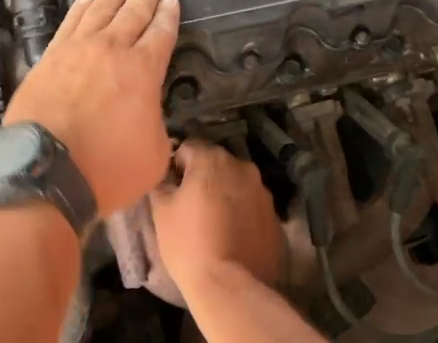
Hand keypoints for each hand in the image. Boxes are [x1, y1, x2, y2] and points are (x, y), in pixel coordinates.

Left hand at [2, 0, 180, 217]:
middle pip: (133, 11)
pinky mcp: (50, 56)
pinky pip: (70, 23)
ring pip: (100, 10)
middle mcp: (112, 50)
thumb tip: (149, 116)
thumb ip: (156, 126)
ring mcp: (78, 49)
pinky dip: (80, 9)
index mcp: (144, 71)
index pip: (161, 33)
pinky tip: (85, 0)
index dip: (168, 14)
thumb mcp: (153, 156)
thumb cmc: (105, 168)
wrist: (43, 169)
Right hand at [150, 141, 282, 294]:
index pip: (188, 148)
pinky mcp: (276, 218)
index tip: (173, 190)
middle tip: (191, 207)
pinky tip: (233, 237)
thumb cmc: (189, 244)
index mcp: (212, 158)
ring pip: (237, 184)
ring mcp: (263, 192)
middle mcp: (242, 166)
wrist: (231, 288)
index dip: (177, 167)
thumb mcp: (161, 212)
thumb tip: (165, 176)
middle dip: (204, 179)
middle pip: (216, 164)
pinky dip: (243, 214)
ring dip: (226, 195)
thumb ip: (161, 183)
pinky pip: (253, 207)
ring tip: (214, 224)